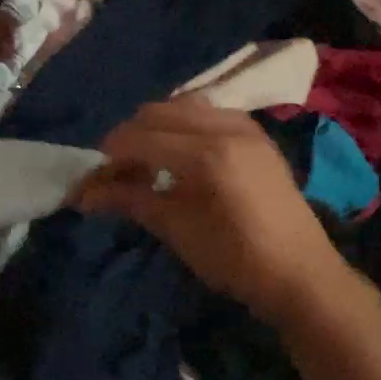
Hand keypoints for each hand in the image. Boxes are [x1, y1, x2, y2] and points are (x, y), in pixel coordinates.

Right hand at [76, 98, 355, 324]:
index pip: (138, 138)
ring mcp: (246, 128)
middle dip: (127, 139)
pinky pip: (208, 114)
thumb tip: (83, 195)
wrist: (298, 272)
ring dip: (154, 128)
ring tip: (144, 163)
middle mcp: (227, 129)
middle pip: (157, 113)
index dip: (107, 158)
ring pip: (183, 107)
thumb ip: (129, 200)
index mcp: (206, 154)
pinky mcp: (256, 136)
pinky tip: (175, 157)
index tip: (89, 182)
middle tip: (113, 174)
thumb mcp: (173, 228)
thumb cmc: (231, 257)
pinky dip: (182, 126)